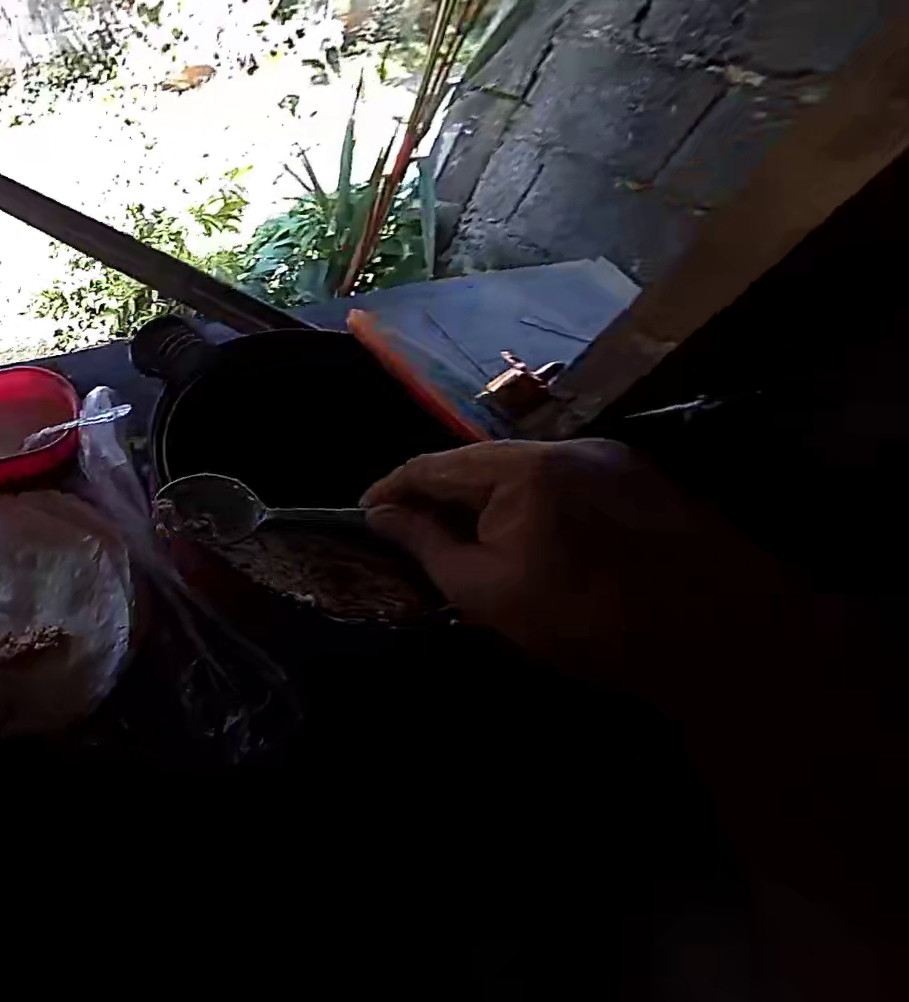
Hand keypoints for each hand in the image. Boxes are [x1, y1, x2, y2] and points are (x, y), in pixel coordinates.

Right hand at [360, 439, 785, 704]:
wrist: (735, 649)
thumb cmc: (586, 620)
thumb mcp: (480, 587)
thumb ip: (421, 542)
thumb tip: (379, 515)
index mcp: (523, 470)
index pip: (430, 466)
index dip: (389, 489)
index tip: (363, 513)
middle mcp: (566, 449)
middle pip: (472, 461)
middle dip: (431, 492)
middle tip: (402, 524)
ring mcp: (610, 459)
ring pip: (514, 467)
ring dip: (474, 494)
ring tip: (450, 528)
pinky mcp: (638, 479)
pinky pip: (554, 477)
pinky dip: (518, 497)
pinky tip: (510, 528)